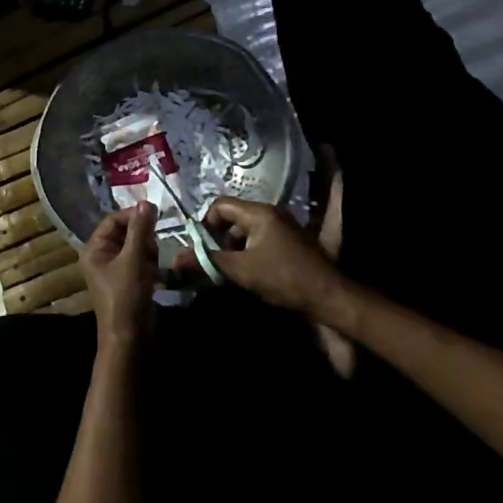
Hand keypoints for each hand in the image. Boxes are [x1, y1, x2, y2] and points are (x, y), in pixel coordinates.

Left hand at [81, 203, 160, 347]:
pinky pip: (143, 260)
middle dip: (143, 239)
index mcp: (95, 248)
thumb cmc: (126, 296)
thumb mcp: (133, 260)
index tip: (155, 215)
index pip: (114, 220)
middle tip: (151, 252)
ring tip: (151, 269)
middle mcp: (103, 255)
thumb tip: (146, 201)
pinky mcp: (130, 278)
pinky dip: (150, 265)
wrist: (130, 337)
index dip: (133, 215)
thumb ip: (140, 229)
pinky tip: (154, 277)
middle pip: (127, 231)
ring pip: (138, 245)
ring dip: (149, 253)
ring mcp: (117, 267)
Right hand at [198, 198, 350, 317]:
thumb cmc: (283, 278)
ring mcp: (282, 227)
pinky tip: (250, 274)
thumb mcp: (240, 270)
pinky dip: (248, 253)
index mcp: (259, 213)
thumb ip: (207, 262)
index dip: (205, 224)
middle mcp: (271, 213)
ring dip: (233, 248)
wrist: (329, 297)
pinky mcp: (289, 242)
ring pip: (245, 231)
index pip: (219, 205)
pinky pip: (259, 239)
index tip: (202, 249)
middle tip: (214, 263)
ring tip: (231, 272)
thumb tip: (174, 259)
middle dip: (218, 239)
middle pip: (232, 217)